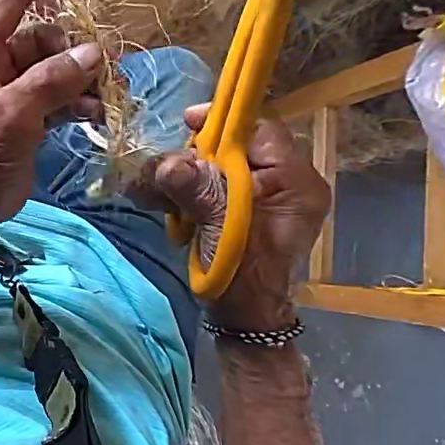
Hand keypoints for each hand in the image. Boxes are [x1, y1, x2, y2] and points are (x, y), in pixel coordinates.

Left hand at [0, 0, 104, 244]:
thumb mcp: (12, 115)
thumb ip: (51, 80)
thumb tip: (93, 54)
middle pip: (43, 36)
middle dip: (75, 49)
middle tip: (102, 67)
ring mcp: (11, 90)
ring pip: (57, 66)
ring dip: (83, 79)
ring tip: (105, 96)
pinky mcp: (28, 114)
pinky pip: (61, 93)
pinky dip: (79, 101)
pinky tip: (96, 114)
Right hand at [130, 112, 331, 331]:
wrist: (244, 321)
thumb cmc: (245, 280)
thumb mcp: (223, 232)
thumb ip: (199, 193)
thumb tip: (168, 164)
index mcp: (294, 182)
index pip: (261, 131)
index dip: (223, 124)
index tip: (187, 123)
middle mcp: (281, 183)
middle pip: (230, 148)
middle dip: (190, 159)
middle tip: (160, 177)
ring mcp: (257, 197)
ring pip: (210, 167)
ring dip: (176, 179)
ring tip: (150, 194)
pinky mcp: (235, 209)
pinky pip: (204, 187)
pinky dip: (178, 193)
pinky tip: (157, 203)